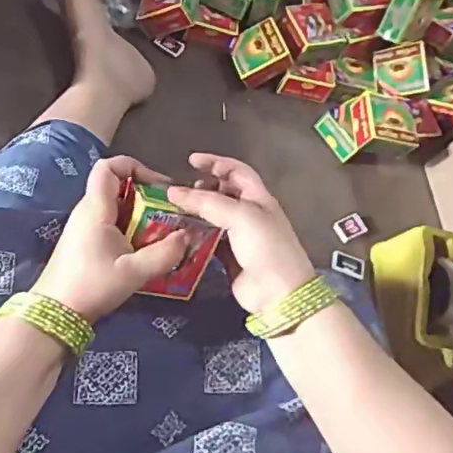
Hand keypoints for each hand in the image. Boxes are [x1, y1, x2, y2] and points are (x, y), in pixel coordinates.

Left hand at [32, 156, 190, 320]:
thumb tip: (189, 236)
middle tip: (168, 213)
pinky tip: (143, 248)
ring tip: (161, 232)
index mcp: (96, 209)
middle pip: (116, 185)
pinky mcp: (83, 241)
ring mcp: (83, 226)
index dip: (134, 166)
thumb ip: (165, 253)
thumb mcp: (134, 272)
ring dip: (140, 213)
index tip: (158, 186)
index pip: (108, 167)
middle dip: (145, 194)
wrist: (56, 312)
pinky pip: (110, 222)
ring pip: (115, 205)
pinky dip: (129, 227)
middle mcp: (87, 211)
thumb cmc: (92, 286)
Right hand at [166, 153, 316, 313]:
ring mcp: (240, 236)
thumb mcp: (240, 216)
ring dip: (197, 211)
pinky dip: (196, 234)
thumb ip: (206, 202)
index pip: (236, 170)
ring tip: (177, 210)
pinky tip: (182, 234)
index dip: (215, 162)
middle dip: (204, 187)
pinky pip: (210, 239)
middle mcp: (250, 214)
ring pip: (214, 216)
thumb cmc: (265, 247)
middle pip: (224, 192)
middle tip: (182, 190)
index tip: (191, 161)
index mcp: (259, 197)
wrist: (278, 292)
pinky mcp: (230, 256)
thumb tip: (173, 191)